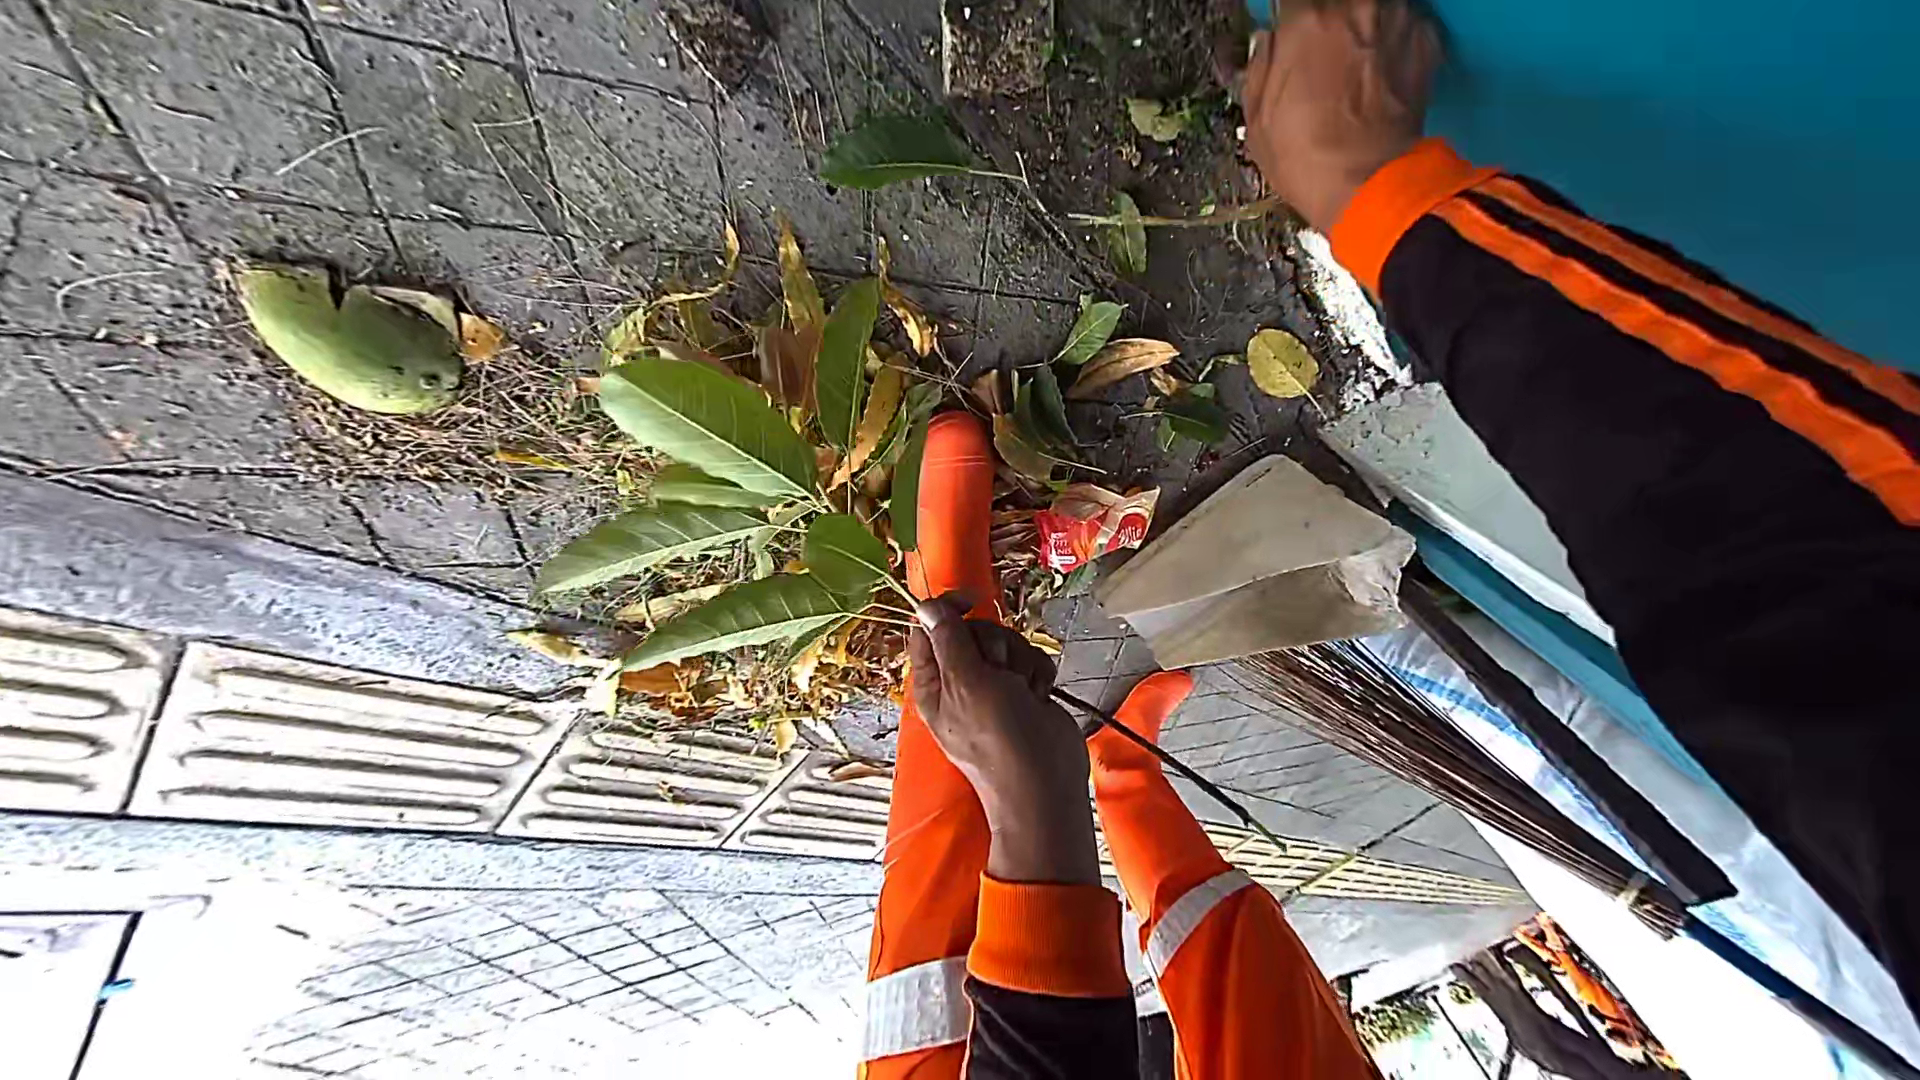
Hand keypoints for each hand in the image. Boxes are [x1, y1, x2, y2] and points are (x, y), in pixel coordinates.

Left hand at [909, 593, 1099, 884]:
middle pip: (974, 630)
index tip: (972, 602)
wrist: (1048, 783)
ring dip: (1019, 660)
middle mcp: (960, 681)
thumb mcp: (967, 684)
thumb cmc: (1000, 739)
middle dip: (994, 643)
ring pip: (1006, 642)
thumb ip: (949, 640)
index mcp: (934, 681)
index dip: (949, 611)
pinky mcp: (1023, 690)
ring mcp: (994, 686)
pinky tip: (1038, 694)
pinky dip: (1037, 673)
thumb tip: (926, 605)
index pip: (930, 629)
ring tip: (1022, 690)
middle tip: (999, 671)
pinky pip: (1030, 658)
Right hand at [1242, 0, 1441, 232]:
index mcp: (1304, 23)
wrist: (1365, 180)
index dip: (1287, 21)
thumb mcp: (1257, 124)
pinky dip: (1387, 46)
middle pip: (1334, 2)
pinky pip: (1400, 27)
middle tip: (1317, 60)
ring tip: (1347, 73)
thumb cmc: (1306, 159)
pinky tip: (1374, 82)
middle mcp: (1353, 6)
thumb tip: (1267, 46)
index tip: (1285, 39)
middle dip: (1324, 25)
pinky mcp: (1424, 37)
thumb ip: (1260, 69)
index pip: (1290, 0)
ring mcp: (1394, 17)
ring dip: (1358, 30)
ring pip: (1369, 9)